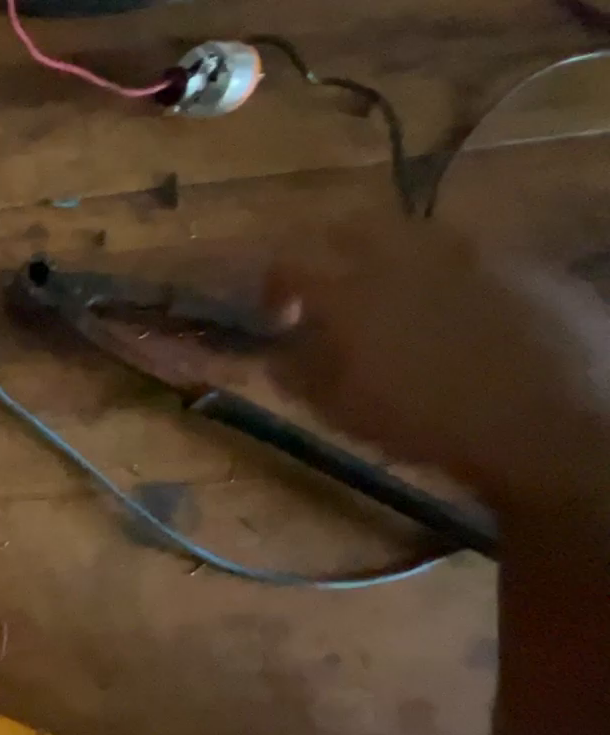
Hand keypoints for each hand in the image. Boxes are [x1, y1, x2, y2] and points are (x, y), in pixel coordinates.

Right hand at [267, 218, 609, 512]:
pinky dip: (447, 276)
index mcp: (350, 292)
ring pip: (416, 234)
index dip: (273, 286)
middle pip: (354, 225)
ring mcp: (474, 254)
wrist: (550, 419)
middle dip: (331, 252)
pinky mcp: (525, 263)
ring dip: (391, 260)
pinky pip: (469, 255)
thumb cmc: (423, 419)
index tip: (278, 319)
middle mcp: (407, 258)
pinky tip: (455, 317)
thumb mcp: (338, 408)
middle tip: (330, 292)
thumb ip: (298, 373)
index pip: (290, 261)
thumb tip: (278, 354)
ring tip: (396, 302)